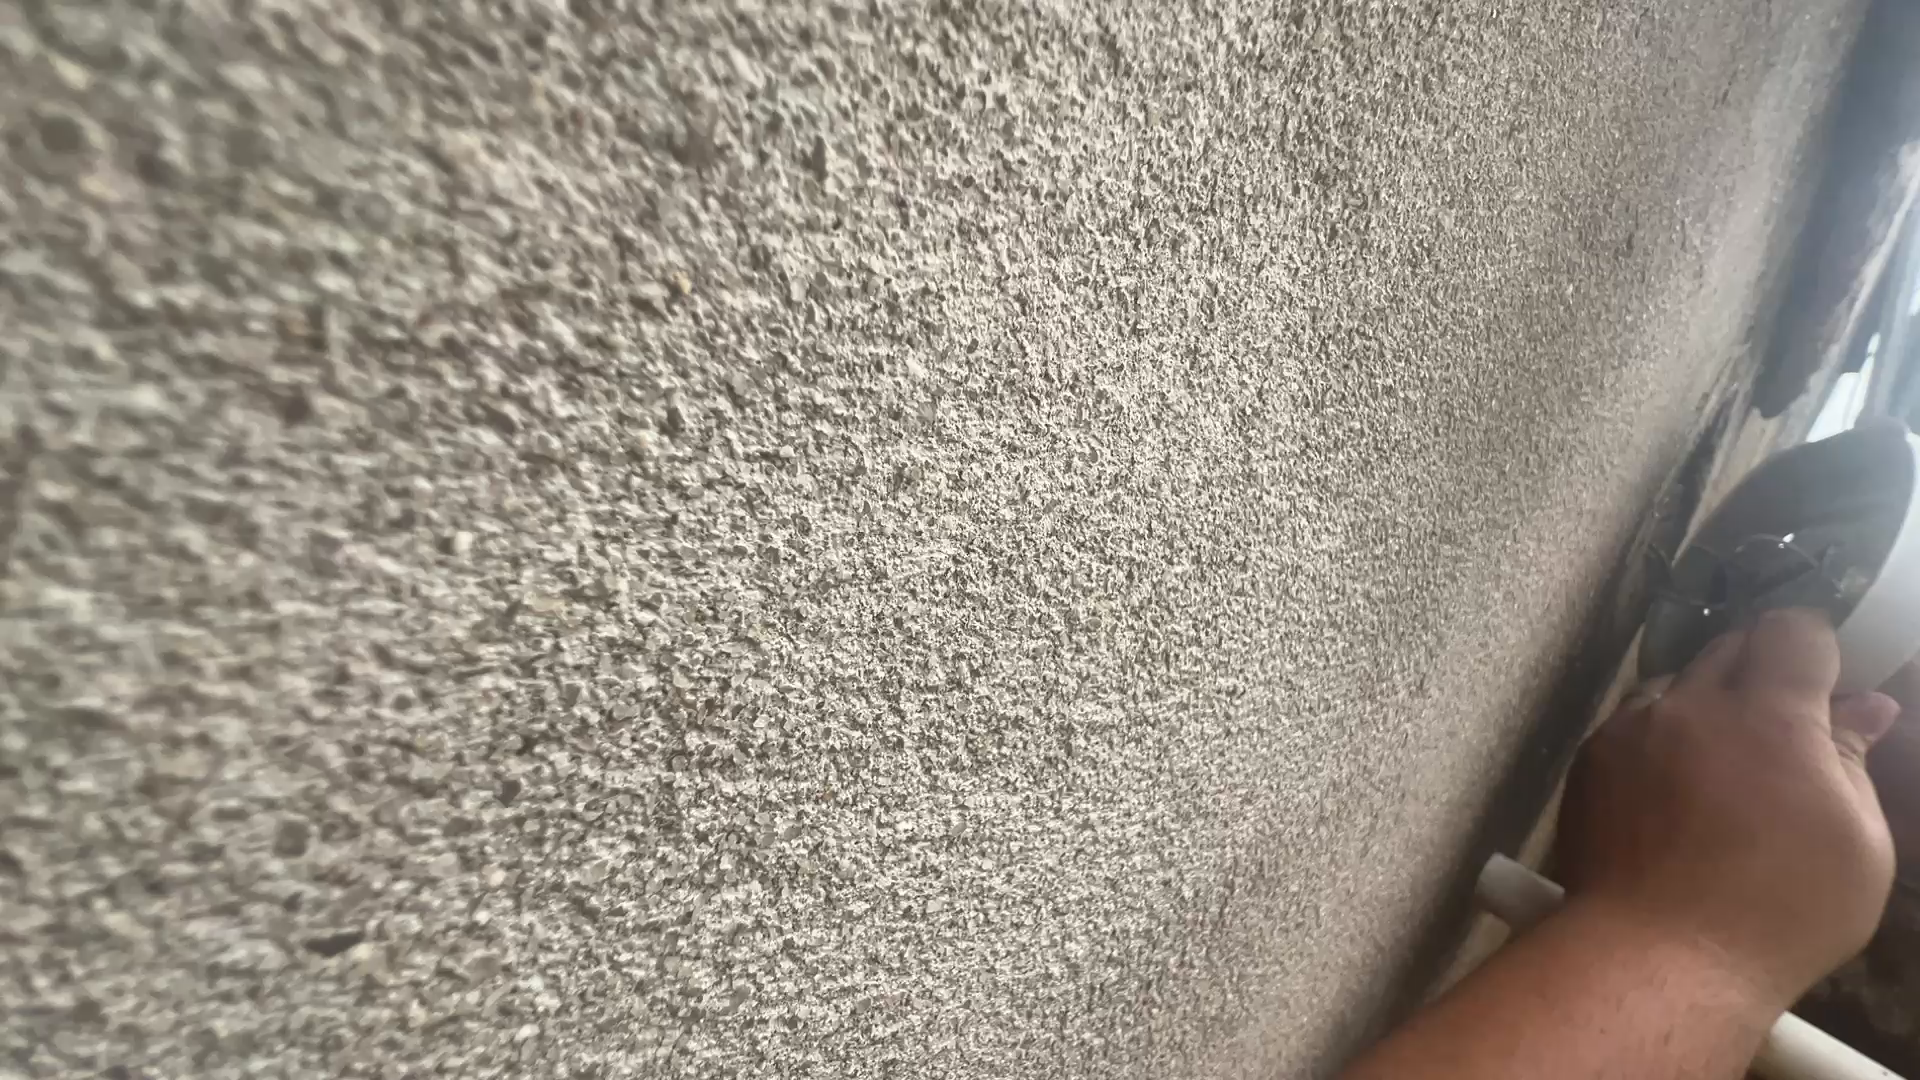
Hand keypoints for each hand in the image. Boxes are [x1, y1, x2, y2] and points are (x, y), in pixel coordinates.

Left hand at [1561, 608, 1898, 1009]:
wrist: (1659, 933)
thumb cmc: (1782, 898)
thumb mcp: (1854, 834)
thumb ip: (1848, 756)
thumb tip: (1860, 705)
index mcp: (1765, 716)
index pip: (1786, 635)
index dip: (1812, 639)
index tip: (1826, 661)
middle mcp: (1684, 706)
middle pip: (1723, 651)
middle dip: (1760, 663)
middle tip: (1789, 706)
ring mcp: (1626, 727)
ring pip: (1672, 685)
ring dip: (1704, 698)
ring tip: (1732, 749)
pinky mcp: (1589, 753)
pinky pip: (1631, 721)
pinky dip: (1662, 730)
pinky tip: (1678, 773)